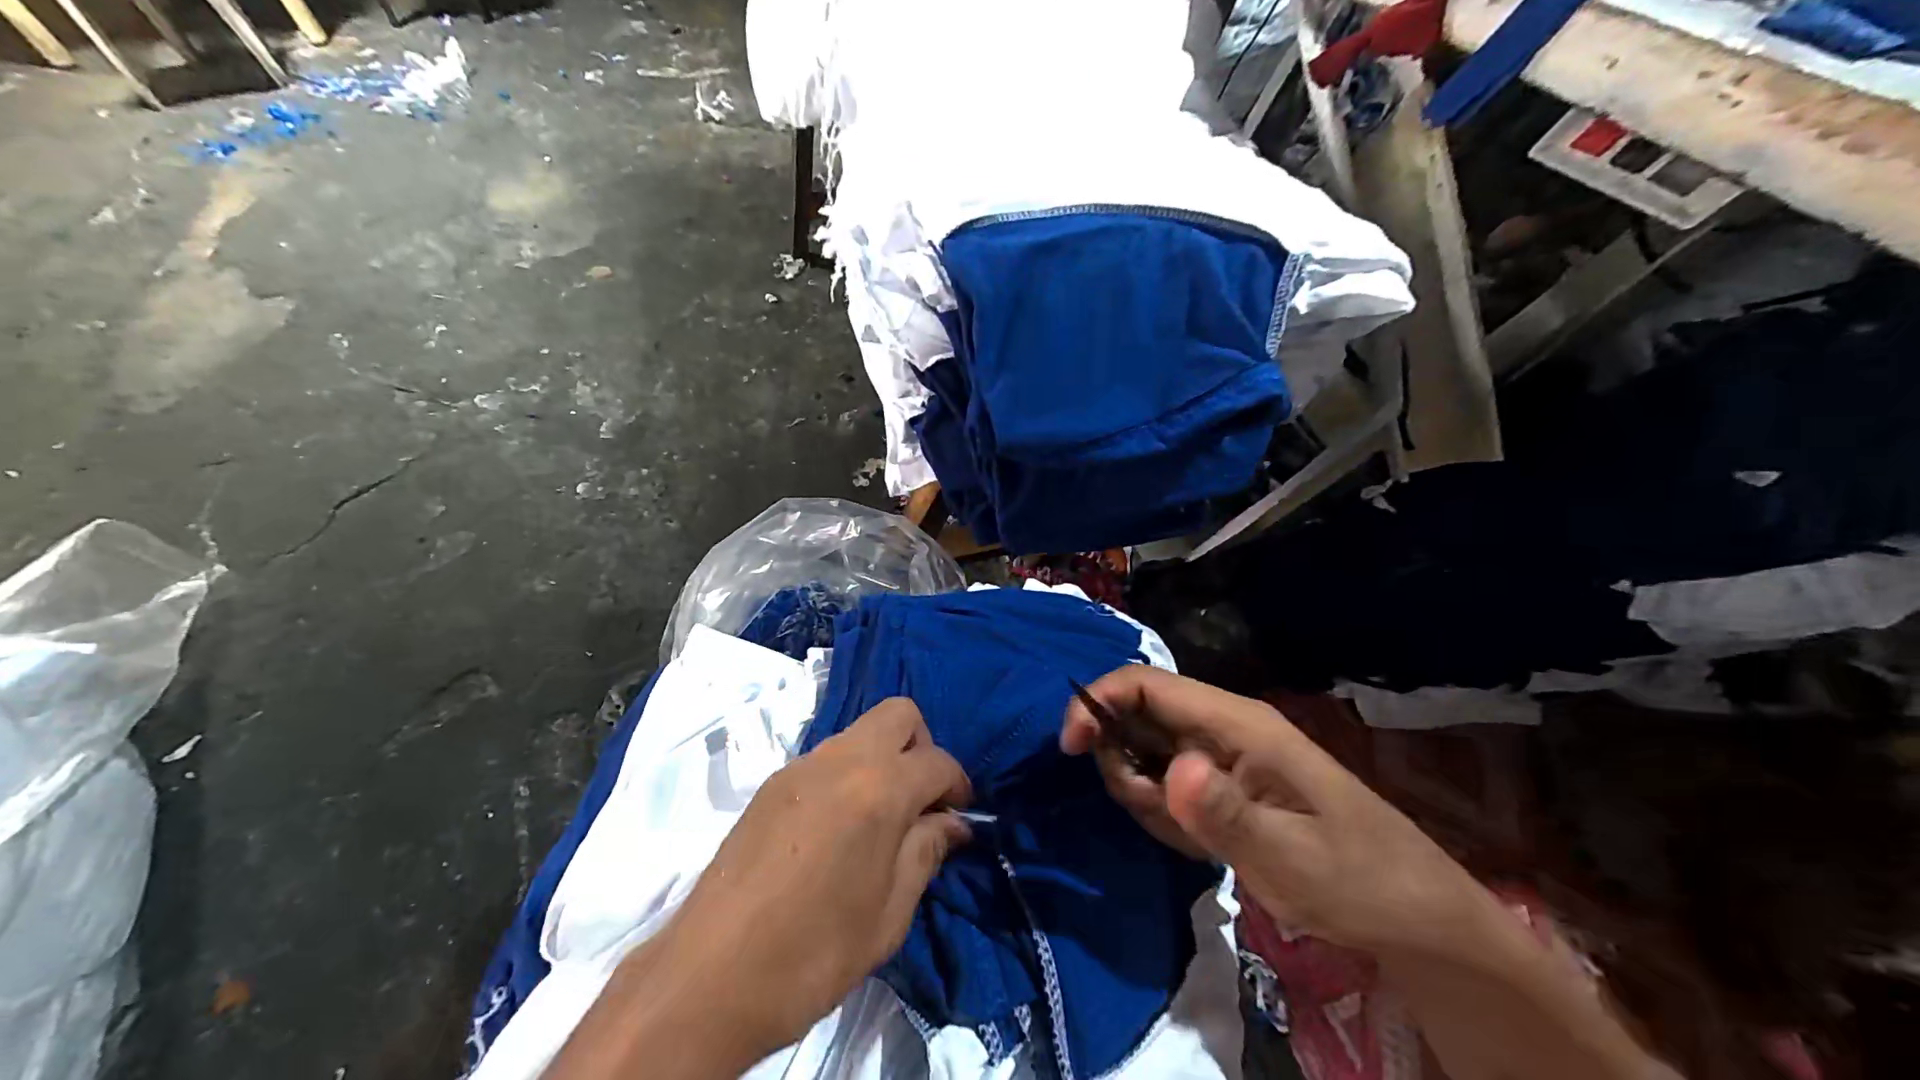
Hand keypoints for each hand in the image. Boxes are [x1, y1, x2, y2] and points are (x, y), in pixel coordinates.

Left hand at [550, 698, 971, 1079]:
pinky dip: (848, 774)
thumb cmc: (813, 952)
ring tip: (880, 820)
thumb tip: (951, 823)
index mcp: (879, 787)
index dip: (958, 786)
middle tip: (920, 802)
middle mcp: (840, 759)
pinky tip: (838, 828)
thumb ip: (925, 853)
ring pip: (859, 732)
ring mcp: (799, 766)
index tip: (959, 818)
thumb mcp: (888, 914)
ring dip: (883, 759)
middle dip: (923, 747)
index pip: (938, 762)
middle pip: (899, 713)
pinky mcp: (769, 784)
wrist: (708, 977)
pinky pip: (826, 758)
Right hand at [1062, 666, 1490, 957]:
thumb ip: (1225, 814)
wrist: (1412, 919)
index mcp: (1238, 723)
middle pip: (1137, 717)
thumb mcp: (1291, 858)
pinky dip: (1167, 817)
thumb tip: (1170, 768)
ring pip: (1146, 755)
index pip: (1147, 683)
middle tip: (1161, 818)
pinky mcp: (1220, 785)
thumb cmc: (1359, 880)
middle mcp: (1223, 729)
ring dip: (1148, 798)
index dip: (1098, 700)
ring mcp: (1221, 757)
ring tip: (1198, 843)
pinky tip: (1208, 848)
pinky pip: (1166, 787)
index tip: (1070, 748)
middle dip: (1126, 765)